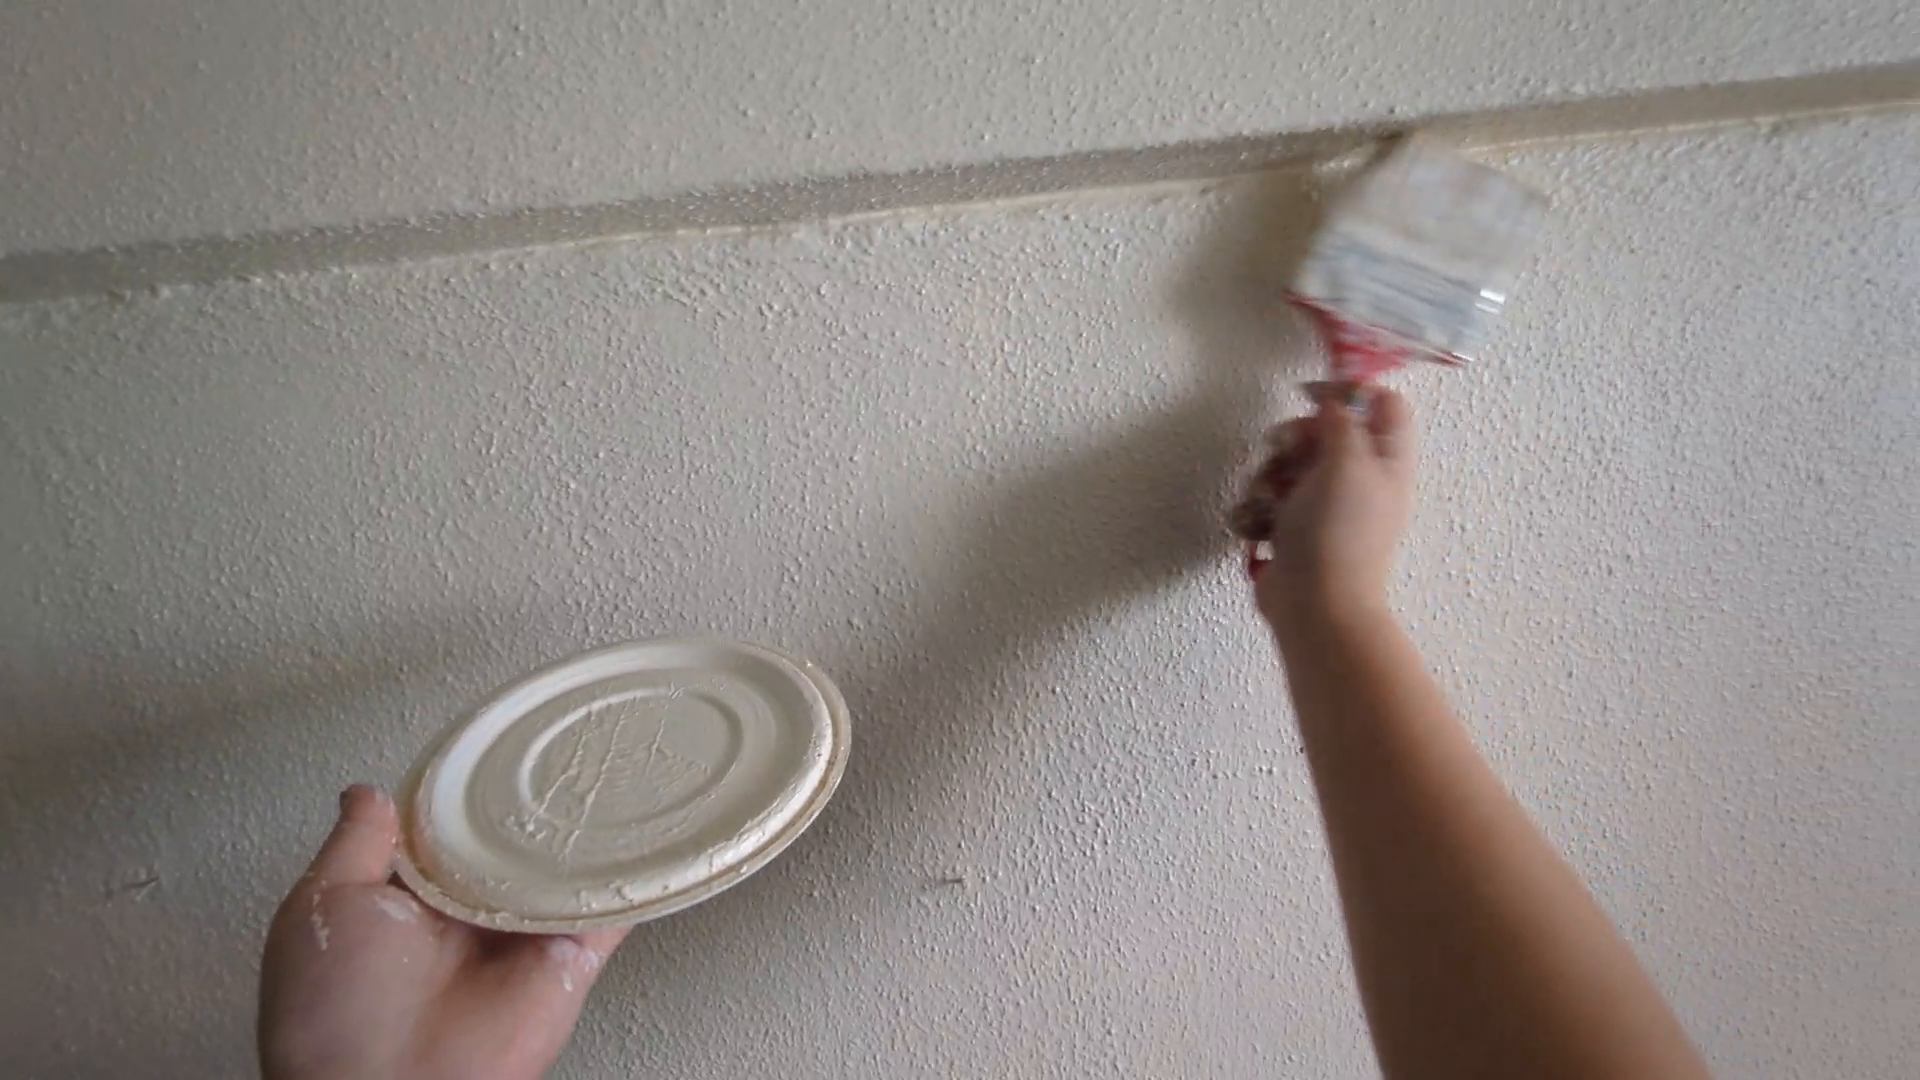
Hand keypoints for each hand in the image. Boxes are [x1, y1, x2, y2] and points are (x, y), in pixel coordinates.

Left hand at [259, 786, 627, 1079]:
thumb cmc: (339, 1019)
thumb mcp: (323, 912)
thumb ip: (353, 847)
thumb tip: (364, 794)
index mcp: (422, 901)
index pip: (459, 829)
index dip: (478, 790)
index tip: (500, 750)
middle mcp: (481, 912)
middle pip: (524, 841)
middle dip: (546, 802)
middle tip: (571, 751)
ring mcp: (533, 931)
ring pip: (575, 864)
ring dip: (596, 828)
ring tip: (620, 772)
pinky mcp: (577, 950)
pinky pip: (617, 903)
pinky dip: (640, 872)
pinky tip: (655, 831)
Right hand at [1230, 383, 1415, 628]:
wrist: (1314, 603)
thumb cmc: (1336, 531)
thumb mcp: (1347, 463)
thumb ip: (1342, 421)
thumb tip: (1334, 400)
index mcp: (1385, 461)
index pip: (1381, 404)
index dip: (1347, 390)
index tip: (1306, 393)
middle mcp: (1356, 480)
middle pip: (1320, 433)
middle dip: (1291, 439)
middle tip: (1281, 452)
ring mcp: (1320, 506)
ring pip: (1284, 467)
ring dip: (1265, 479)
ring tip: (1267, 504)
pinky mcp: (1289, 529)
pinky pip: (1265, 502)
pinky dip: (1256, 511)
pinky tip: (1257, 528)